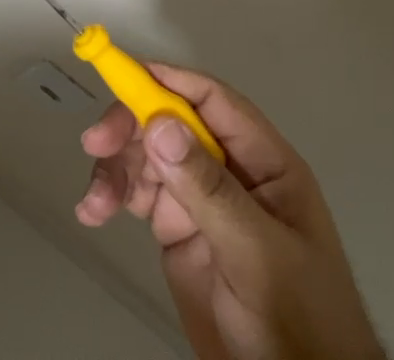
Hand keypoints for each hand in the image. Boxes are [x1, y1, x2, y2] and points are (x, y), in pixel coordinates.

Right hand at [76, 63, 382, 359]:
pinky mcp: (178, 228)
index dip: (165, 81)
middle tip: (96, 145)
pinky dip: (111, 196)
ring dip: (115, 169)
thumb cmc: (298, 319)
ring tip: (98, 202)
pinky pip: (137, 193)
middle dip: (128, 128)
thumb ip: (207, 187)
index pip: (211, 102)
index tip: (117, 74)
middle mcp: (230, 173)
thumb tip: (159, 123)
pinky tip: (96, 212)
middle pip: (168, 123)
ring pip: (145, 156)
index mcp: (264, 165)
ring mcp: (202, 201)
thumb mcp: (255, 250)